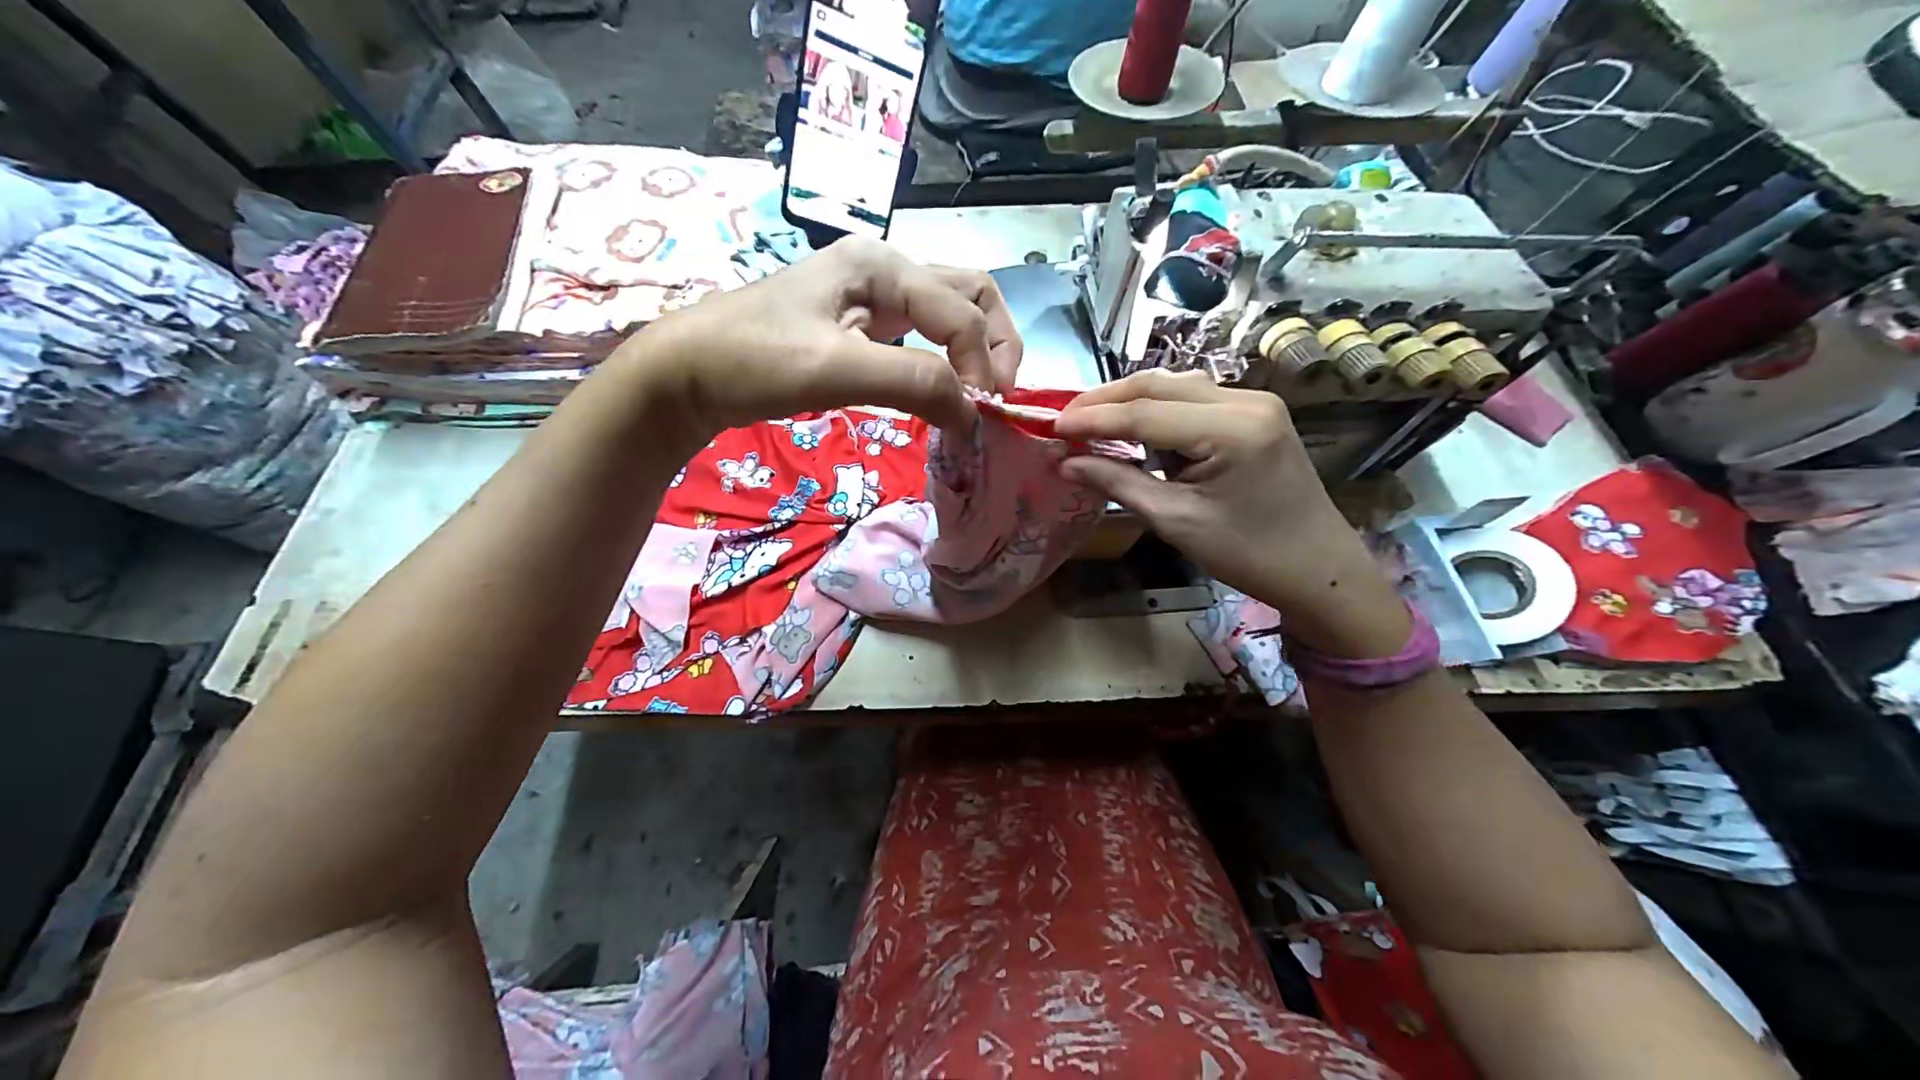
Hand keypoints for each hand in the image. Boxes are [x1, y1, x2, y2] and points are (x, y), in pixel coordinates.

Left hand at [609, 236, 1020, 433]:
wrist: (687, 373)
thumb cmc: (753, 360)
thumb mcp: (836, 368)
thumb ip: (913, 383)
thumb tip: (974, 415)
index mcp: (882, 263)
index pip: (960, 311)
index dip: (980, 365)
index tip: (978, 419)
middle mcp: (886, 269)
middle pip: (970, 294)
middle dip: (996, 341)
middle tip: (999, 395)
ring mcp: (872, 297)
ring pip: (950, 312)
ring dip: (975, 349)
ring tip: (980, 395)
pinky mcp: (861, 326)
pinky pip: (921, 336)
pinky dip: (945, 361)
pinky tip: (943, 391)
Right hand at [1053, 370, 1410, 657]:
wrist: (1317, 568)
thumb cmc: (1248, 553)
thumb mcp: (1175, 519)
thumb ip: (1118, 483)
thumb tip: (1065, 462)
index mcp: (1232, 429)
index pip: (1145, 412)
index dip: (1092, 418)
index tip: (1051, 426)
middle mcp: (1247, 400)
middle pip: (1159, 384)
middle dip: (1106, 400)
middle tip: (1064, 419)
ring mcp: (1254, 403)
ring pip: (1175, 386)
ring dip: (1130, 401)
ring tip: (1089, 422)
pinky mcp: (1254, 414)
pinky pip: (1193, 400)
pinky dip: (1157, 410)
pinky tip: (1132, 427)